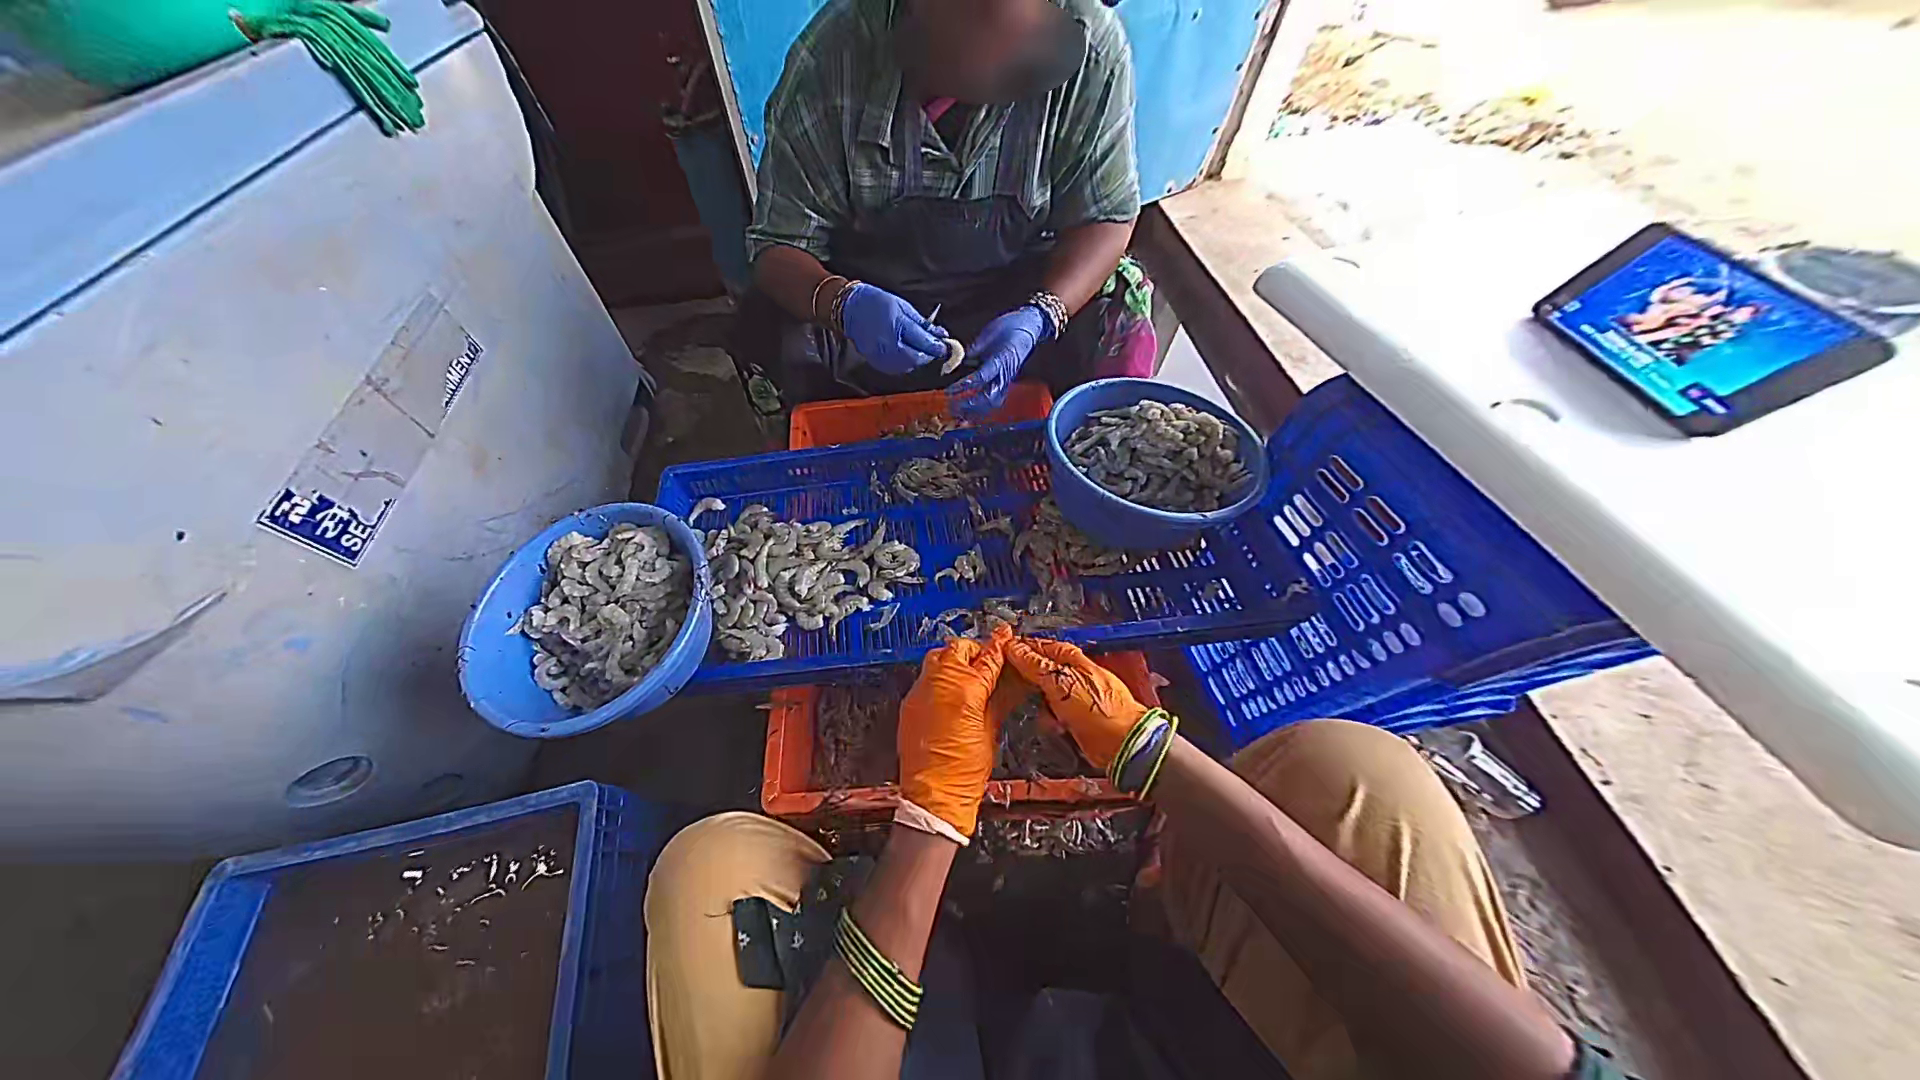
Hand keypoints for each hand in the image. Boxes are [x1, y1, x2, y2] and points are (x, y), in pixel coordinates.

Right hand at [840, 284, 947, 374]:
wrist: (850, 309)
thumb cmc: (877, 302)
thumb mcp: (903, 307)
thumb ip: (922, 324)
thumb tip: (940, 334)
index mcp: (898, 326)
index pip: (923, 342)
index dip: (937, 346)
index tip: (946, 346)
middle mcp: (889, 344)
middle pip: (917, 358)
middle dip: (928, 355)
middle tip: (934, 349)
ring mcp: (882, 355)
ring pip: (908, 366)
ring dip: (917, 360)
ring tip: (920, 350)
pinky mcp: (877, 362)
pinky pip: (897, 368)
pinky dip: (905, 363)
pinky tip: (906, 354)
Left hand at [896, 625, 1011, 840]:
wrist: (934, 797)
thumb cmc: (963, 772)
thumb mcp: (991, 730)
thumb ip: (999, 697)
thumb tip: (1009, 680)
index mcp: (965, 690)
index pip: (988, 657)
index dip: (999, 647)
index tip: (1006, 638)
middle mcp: (938, 684)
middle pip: (959, 648)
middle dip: (975, 652)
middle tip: (989, 663)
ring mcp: (920, 692)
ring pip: (939, 657)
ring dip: (956, 662)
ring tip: (971, 678)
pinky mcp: (910, 702)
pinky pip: (926, 677)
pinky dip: (941, 678)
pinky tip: (953, 693)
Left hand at [947, 305, 1047, 417]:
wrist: (1029, 325)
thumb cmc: (1010, 326)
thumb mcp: (989, 333)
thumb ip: (974, 348)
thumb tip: (958, 358)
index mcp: (1001, 359)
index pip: (982, 377)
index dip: (966, 385)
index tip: (951, 390)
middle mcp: (1005, 374)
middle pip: (989, 397)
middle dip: (970, 405)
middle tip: (953, 406)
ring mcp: (1007, 379)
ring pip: (993, 402)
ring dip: (976, 410)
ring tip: (960, 413)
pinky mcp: (1006, 382)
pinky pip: (996, 399)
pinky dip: (983, 408)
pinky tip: (971, 411)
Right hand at [1003, 636, 1146, 769]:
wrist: (1121, 743)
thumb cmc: (1100, 709)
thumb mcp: (1060, 683)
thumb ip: (1036, 665)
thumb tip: (1015, 649)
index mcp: (1071, 658)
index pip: (1038, 646)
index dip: (1020, 649)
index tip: (1002, 655)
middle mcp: (1072, 674)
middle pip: (1039, 670)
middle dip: (1025, 679)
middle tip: (1011, 684)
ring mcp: (1073, 695)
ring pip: (1042, 694)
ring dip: (1036, 702)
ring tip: (1035, 708)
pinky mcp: (1073, 716)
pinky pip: (1051, 713)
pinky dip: (1048, 719)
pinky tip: (1051, 724)